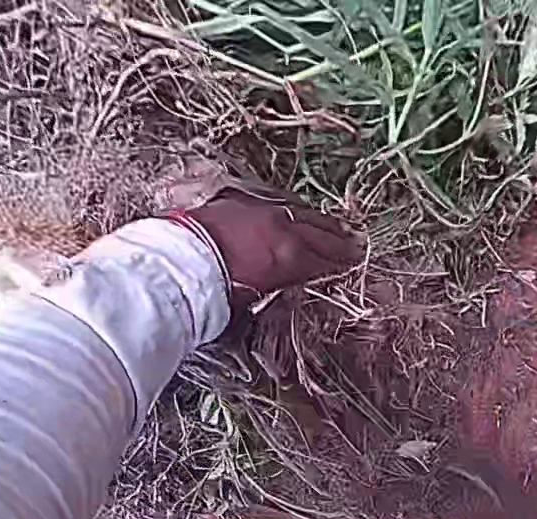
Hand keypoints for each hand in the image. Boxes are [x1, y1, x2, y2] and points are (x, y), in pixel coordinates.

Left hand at [182, 189, 360, 314]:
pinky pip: (280, 205)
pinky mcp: (242, 202)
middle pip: (319, 233)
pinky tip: (300, 214)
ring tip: (337, 228)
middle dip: (339, 241)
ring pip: (302, 215)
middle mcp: (282, 228)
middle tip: (356, 245)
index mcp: (289, 256)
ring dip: (321, 224)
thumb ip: (284, 286)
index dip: (341, 264)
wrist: (180, 261)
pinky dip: (296, 212)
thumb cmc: (220, 292)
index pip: (324, 260)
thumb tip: (296, 284)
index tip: (355, 265)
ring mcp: (262, 211)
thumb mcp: (259, 299)